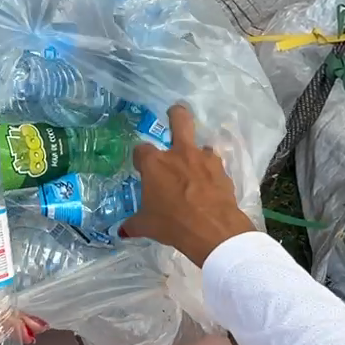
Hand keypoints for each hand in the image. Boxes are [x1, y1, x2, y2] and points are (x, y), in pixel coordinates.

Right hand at [123, 105, 254, 266]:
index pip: (141, 150)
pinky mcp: (222, 171)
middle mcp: (179, 154)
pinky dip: (211, 172)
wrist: (212, 230)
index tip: (141, 167)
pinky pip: (215, 166)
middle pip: (179, 120)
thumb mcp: (147, 226)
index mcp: (155, 164)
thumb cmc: (172, 224)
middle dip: (176, 114)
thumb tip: (122, 231)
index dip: (140, 158)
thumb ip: (134, 224)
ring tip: (196, 168)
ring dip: (198, 153)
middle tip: (174, 113)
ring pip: (201, 145)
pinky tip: (210, 186)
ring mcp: (203, 160)